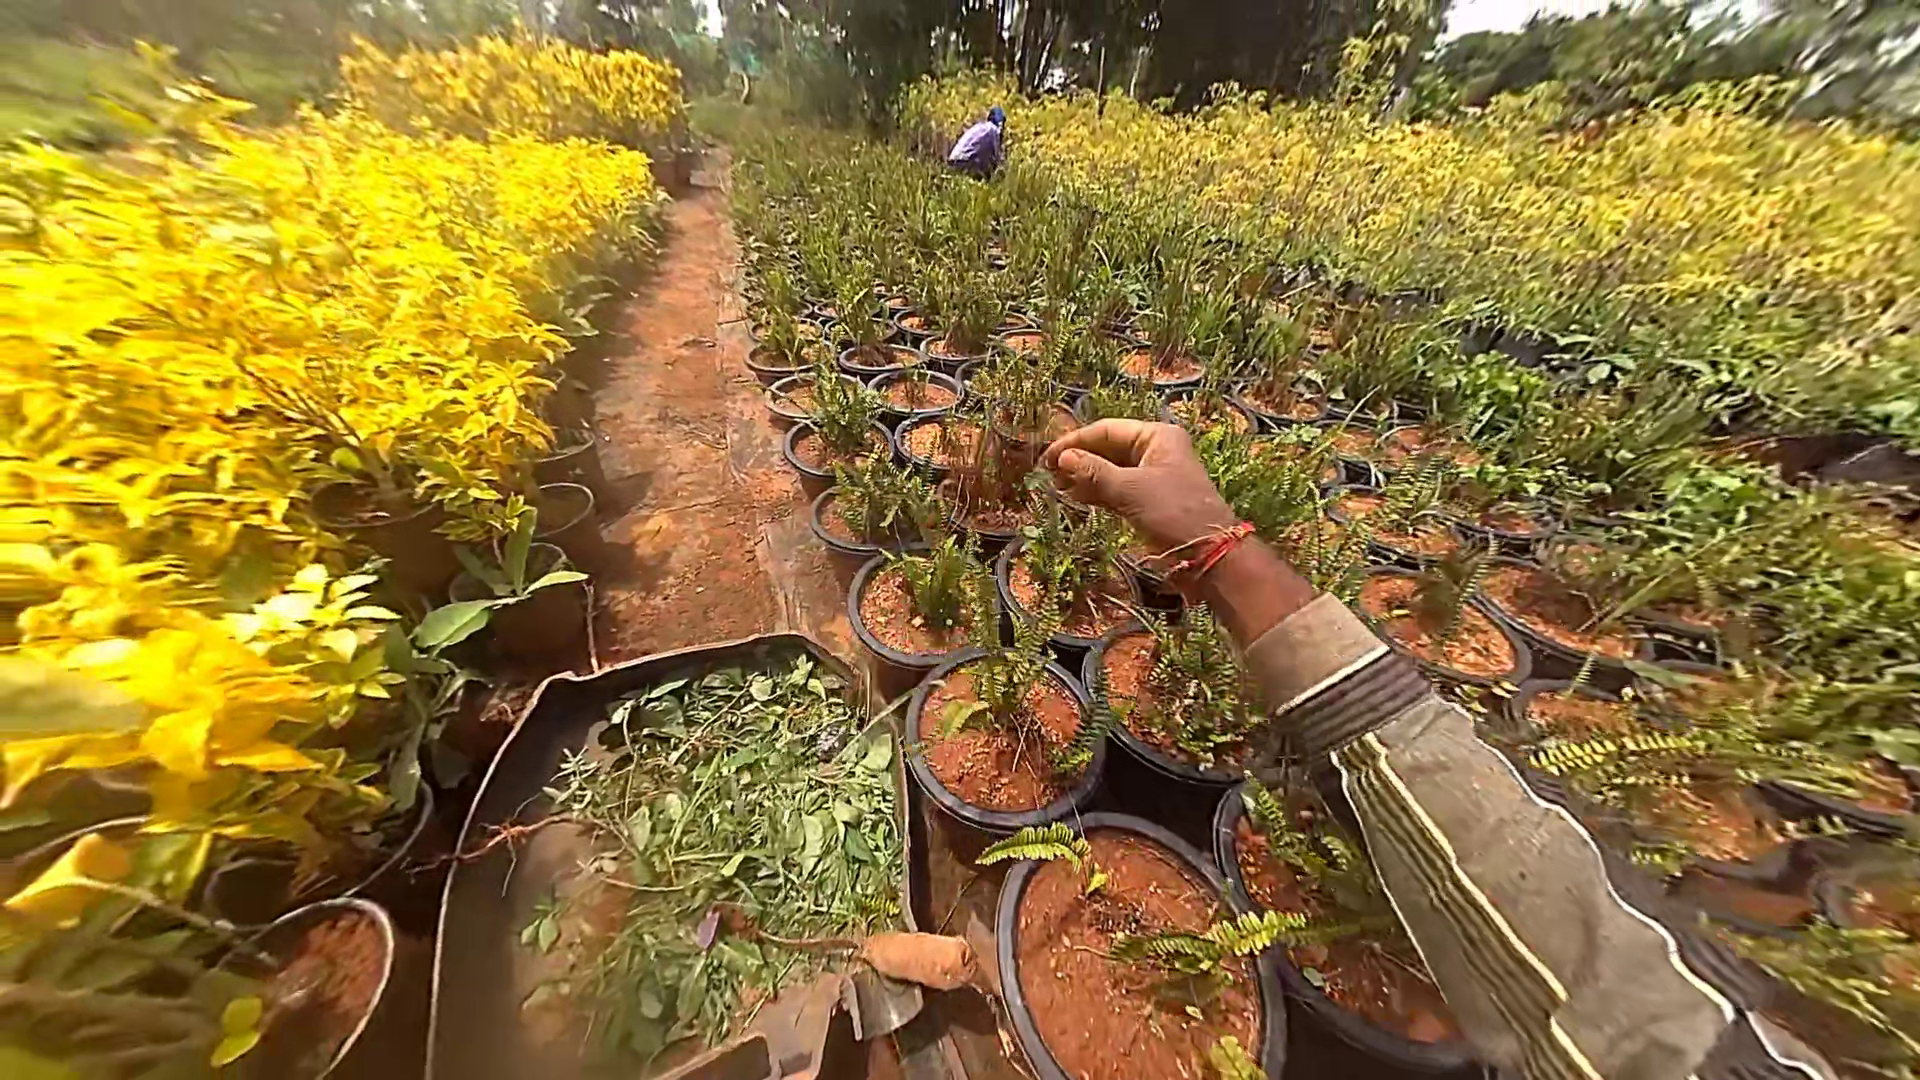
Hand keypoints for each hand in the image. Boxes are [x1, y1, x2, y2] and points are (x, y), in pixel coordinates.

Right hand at [1042, 419, 1237, 552]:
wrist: (1208, 555)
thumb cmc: (1173, 513)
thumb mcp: (1130, 489)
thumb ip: (1094, 472)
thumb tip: (1062, 458)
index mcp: (1156, 437)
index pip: (1107, 430)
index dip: (1075, 441)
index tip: (1048, 457)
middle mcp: (1153, 452)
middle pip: (1107, 448)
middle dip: (1078, 459)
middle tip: (1048, 473)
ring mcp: (1150, 477)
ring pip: (1109, 470)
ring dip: (1083, 477)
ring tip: (1056, 486)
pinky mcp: (1146, 500)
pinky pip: (1114, 489)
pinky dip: (1095, 492)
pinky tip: (1074, 496)